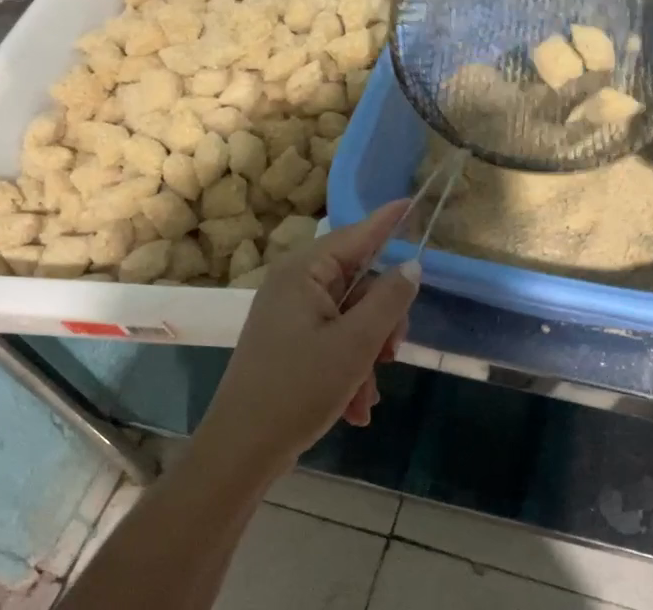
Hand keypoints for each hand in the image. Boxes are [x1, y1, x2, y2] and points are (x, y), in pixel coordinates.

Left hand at [197, 201, 420, 475]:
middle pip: (360, 283)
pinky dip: (350, 370)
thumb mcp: (356, 343)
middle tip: (393, 353)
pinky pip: (334, 342)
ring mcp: (289, 316)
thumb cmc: (298, 389)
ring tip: (367, 395)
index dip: (387, 222)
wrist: (240, 452)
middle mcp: (294, 286)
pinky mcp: (288, 345)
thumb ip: (389, 299)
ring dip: (368, 354)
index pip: (356, 235)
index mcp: (304, 273)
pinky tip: (356, 406)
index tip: (411, 201)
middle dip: (382, 322)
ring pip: (352, 318)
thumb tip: (411, 265)